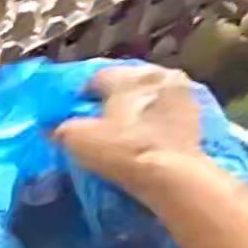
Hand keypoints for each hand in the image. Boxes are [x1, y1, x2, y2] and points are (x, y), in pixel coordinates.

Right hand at [54, 65, 206, 196]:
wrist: (170, 172)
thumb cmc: (121, 149)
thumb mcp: (76, 140)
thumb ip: (60, 128)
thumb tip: (53, 127)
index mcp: (130, 77)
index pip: (97, 77)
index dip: (80, 95)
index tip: (73, 114)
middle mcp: (159, 74)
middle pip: (126, 81)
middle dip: (111, 96)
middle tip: (97, 119)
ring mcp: (182, 91)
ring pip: (147, 92)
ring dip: (134, 104)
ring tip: (122, 125)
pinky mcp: (194, 111)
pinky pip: (164, 106)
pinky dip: (152, 115)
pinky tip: (143, 132)